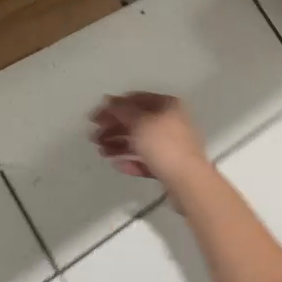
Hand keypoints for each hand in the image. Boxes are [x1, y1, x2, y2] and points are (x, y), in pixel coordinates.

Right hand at [89, 93, 209, 183]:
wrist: (187, 182)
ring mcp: (171, 145)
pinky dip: (131, 160)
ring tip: (101, 152)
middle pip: (137, 121)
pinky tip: (117, 165)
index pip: (137, 99)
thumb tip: (108, 100)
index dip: (115, 106)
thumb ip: (122, 111)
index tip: (95, 116)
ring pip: (140, 141)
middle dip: (114, 128)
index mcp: (167, 105)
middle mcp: (171, 122)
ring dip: (119, 145)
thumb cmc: (163, 145)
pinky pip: (146, 160)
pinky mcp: (169, 166)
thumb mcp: (139, 122)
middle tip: (94, 136)